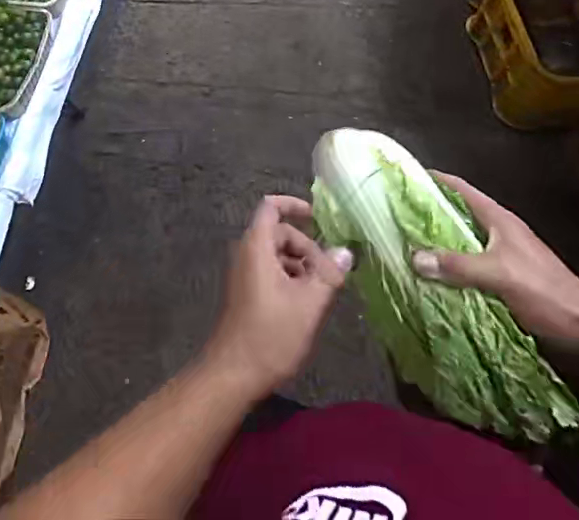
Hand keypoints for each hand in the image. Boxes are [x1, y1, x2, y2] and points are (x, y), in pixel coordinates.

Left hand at [202, 196, 350, 398]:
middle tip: (328, 275)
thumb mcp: (308, 304)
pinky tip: (305, 304)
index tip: (317, 217)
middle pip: (280, 233)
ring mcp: (244, 273)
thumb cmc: (270, 334)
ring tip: (320, 293)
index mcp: (256, 247)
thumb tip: (345, 252)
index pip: (270, 207)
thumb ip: (328, 274)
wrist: (233, 373)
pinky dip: (290, 278)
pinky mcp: (246, 291)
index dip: (293, 205)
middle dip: (307, 248)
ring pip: (277, 254)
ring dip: (301, 266)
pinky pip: (270, 270)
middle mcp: (246, 253)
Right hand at [412, 172, 578, 348]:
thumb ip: (458, 266)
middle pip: (456, 215)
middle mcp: (498, 234)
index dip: (432, 179)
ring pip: (459, 243)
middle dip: (426, 214)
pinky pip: (466, 268)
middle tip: (393, 216)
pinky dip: (447, 270)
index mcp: (499, 220)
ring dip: (435, 245)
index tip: (402, 177)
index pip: (460, 189)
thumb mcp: (501, 276)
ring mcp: (501, 258)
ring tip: (402, 247)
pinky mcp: (502, 282)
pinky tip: (429, 280)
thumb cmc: (548, 294)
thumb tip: (414, 257)